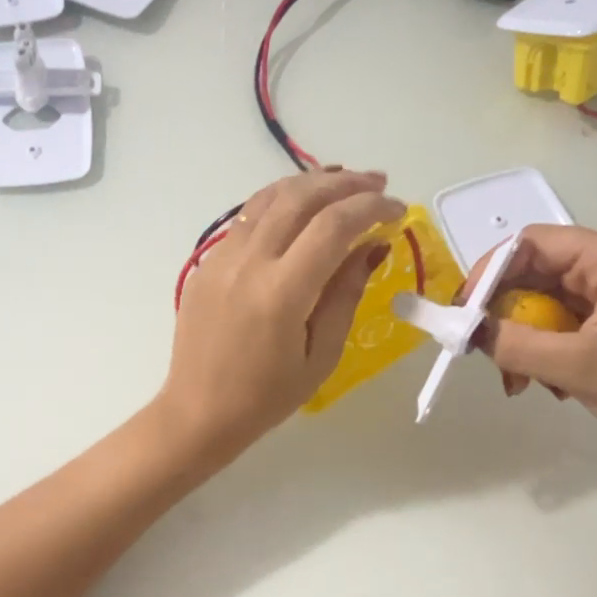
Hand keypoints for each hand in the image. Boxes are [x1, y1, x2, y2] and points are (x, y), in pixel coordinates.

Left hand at [157, 169, 404, 455]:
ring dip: (309, 184)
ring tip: (341, 183)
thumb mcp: (320, 357)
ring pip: (268, 199)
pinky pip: (245, 220)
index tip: (398, 211)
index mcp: (281, 292)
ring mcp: (220, 260)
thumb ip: (345, 296)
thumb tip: (371, 247)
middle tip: (377, 183)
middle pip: (300, 198)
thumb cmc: (265, 398)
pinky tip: (297, 211)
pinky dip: (278, 204)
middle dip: (345, 184)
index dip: (372, 208)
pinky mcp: (206, 266)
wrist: (198, 413)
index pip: (333, 226)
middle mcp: (248, 263)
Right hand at [464, 225, 596, 451]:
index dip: (492, 270)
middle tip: (482, 351)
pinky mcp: (595, 327)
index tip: (465, 309)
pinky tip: (536, 384)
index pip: (533, 243)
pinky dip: (532, 355)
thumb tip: (468, 330)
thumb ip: (518, 345)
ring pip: (533, 306)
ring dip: (515, 342)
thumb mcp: (578, 365)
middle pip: (529, 275)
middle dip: (501, 314)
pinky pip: (547, 330)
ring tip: (515, 381)